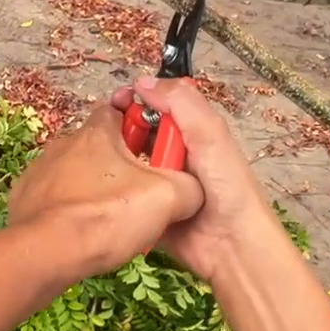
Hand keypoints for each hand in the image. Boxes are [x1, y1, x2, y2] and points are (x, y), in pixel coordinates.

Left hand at [7, 103, 203, 276]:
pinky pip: (58, 196)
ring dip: (98, 187)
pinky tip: (87, 232)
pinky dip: (74, 208)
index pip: (118, 108)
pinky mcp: (28, 197)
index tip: (155, 143)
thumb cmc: (104, 216)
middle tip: (143, 191)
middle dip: (123, 162)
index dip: (140, 122)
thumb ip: (188, 186)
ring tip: (117, 218)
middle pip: (102, 144)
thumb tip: (193, 190)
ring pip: (80, 171)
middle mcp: (65, 142)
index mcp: (97, 132)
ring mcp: (42, 169)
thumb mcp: (166, 199)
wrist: (45, 253)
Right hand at [109, 78, 279, 281]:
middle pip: (138, 129)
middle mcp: (174, 152)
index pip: (158, 104)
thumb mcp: (210, 134)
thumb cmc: (229, 189)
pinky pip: (125, 188)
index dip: (137, 98)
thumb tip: (142, 82)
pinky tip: (98, 179)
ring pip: (128, 158)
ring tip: (97, 153)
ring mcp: (159, 180)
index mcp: (192, 131)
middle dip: (121, 125)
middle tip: (101, 128)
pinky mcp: (147, 206)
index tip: (116, 98)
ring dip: (114, 155)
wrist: (232, 248)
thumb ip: (181, 103)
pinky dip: (114, 183)